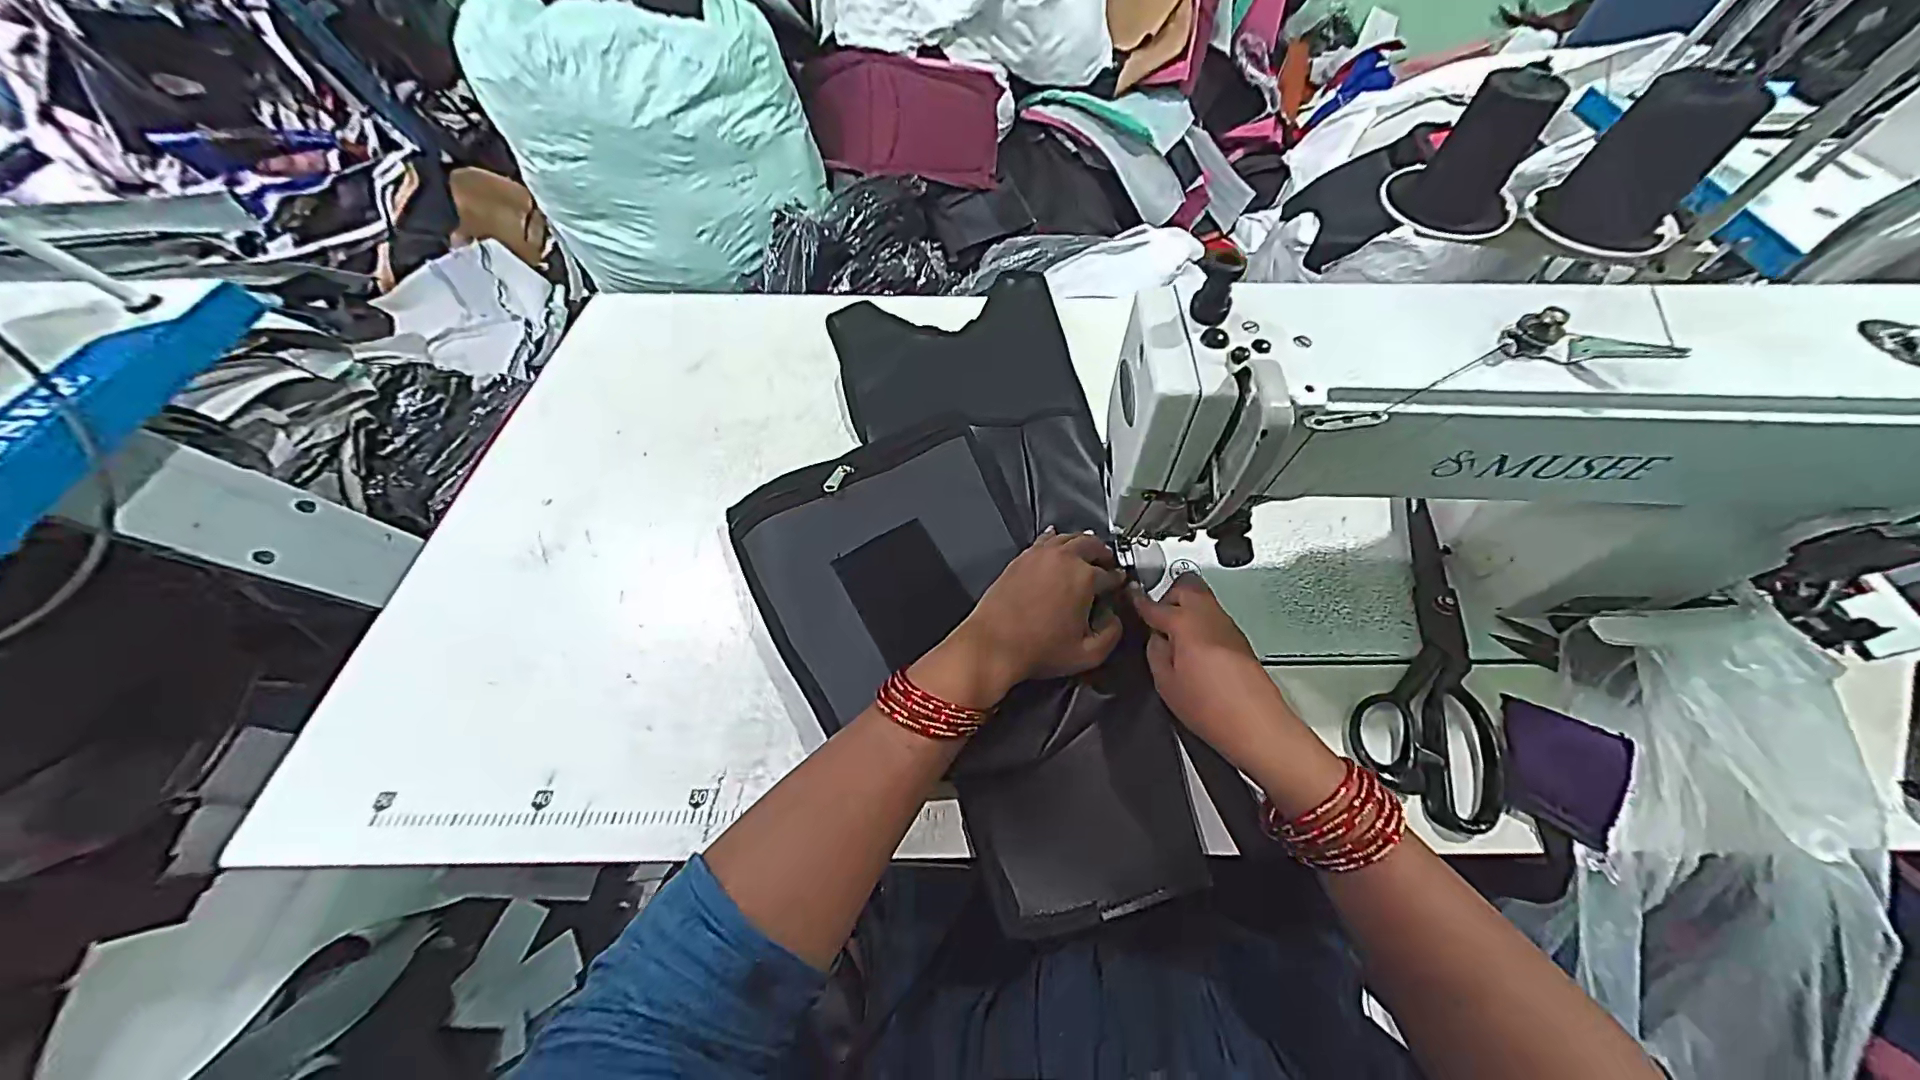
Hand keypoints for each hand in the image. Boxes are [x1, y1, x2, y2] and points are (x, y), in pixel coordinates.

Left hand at [912, 528, 1126, 709]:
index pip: (1110, 574)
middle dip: (1104, 554)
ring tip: (1088, 551)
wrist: (994, 645)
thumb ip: (1111, 635)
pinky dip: (1055, 538)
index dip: (1118, 581)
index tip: (1118, 585)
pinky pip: (1044, 540)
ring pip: (1069, 537)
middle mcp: (1063, 559)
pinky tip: (1056, 540)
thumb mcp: (1088, 654)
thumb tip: (1114, 621)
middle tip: (1108, 563)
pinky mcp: (1021, 559)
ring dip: (1083, 543)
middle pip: (1092, 545)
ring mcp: (1040, 556)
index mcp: (1084, 577)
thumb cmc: (1036, 649)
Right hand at [1129, 573, 1298, 768]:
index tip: (1133, 598)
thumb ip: (1155, 652)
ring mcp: (1229, 627)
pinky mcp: (1241, 640)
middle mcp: (1211, 617)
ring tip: (1173, 634)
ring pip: (1203, 599)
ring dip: (1185, 608)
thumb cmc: (1215, 709)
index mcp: (1186, 623)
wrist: (1257, 726)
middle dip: (1167, 595)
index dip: (1139, 601)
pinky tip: (1193, 647)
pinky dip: (1200, 623)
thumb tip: (1155, 639)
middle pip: (1186, 586)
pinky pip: (1214, 618)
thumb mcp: (1166, 684)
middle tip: (1156, 616)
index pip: (1155, 605)